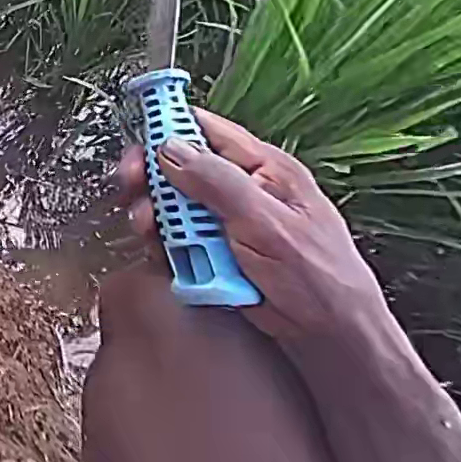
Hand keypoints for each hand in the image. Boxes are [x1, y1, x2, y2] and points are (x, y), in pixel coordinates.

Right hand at [120, 110, 391, 344]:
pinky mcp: (209, 245)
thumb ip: (217, 183)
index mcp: (262, 168)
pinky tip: (165, 253)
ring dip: (154, 216)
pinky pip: (171, 234)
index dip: (167, 125)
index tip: (137, 133)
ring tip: (153, 232)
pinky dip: (162, 242)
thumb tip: (170, 147)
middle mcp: (238, 186)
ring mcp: (221, 217)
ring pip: (167, 202)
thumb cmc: (318, 278)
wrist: (327, 337)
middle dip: (150, 178)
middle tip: (132, 191)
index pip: (205, 129)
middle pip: (175, 165)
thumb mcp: (267, 223)